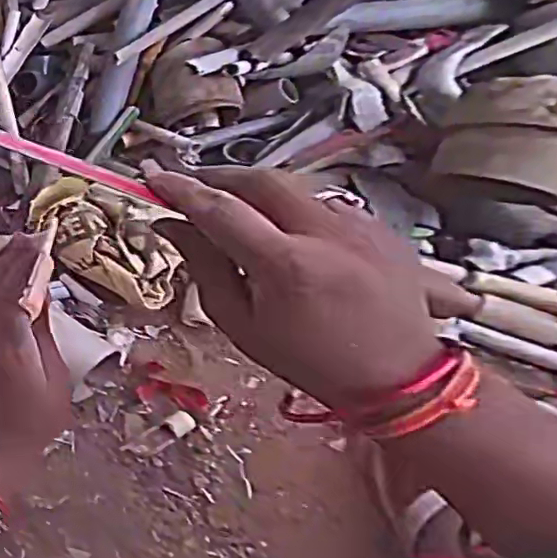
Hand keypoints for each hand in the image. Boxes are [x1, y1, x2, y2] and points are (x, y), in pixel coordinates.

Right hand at [145, 167, 444, 409]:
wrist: (402, 380)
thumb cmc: (309, 358)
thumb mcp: (237, 320)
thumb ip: (202, 265)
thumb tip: (171, 225)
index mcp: (287, 265)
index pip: (220, 209)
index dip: (180, 189)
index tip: (154, 178)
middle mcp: (328, 236)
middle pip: (259, 180)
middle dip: (217, 176)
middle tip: (188, 184)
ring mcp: (362, 229)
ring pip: (292, 186)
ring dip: (253, 189)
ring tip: (230, 205)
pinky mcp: (380, 229)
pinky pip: (321, 201)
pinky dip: (289, 204)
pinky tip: (276, 223)